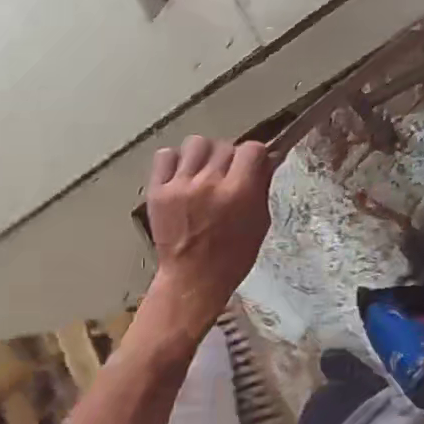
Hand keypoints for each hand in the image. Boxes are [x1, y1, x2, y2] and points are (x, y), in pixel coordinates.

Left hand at [144, 137, 275, 333]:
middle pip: (224, 145)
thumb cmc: (231, 257)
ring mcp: (180, 185)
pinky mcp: (157, 190)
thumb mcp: (259, 224)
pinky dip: (175, 161)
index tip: (252, 165)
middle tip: (227, 175)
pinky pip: (165, 155)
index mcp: (238, 193)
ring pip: (195, 144)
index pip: (252, 149)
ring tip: (202, 171)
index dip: (255, 156)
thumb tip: (266, 161)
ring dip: (203, 155)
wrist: (192, 279)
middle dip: (230, 158)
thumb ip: (261, 189)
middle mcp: (209, 183)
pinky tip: (181, 175)